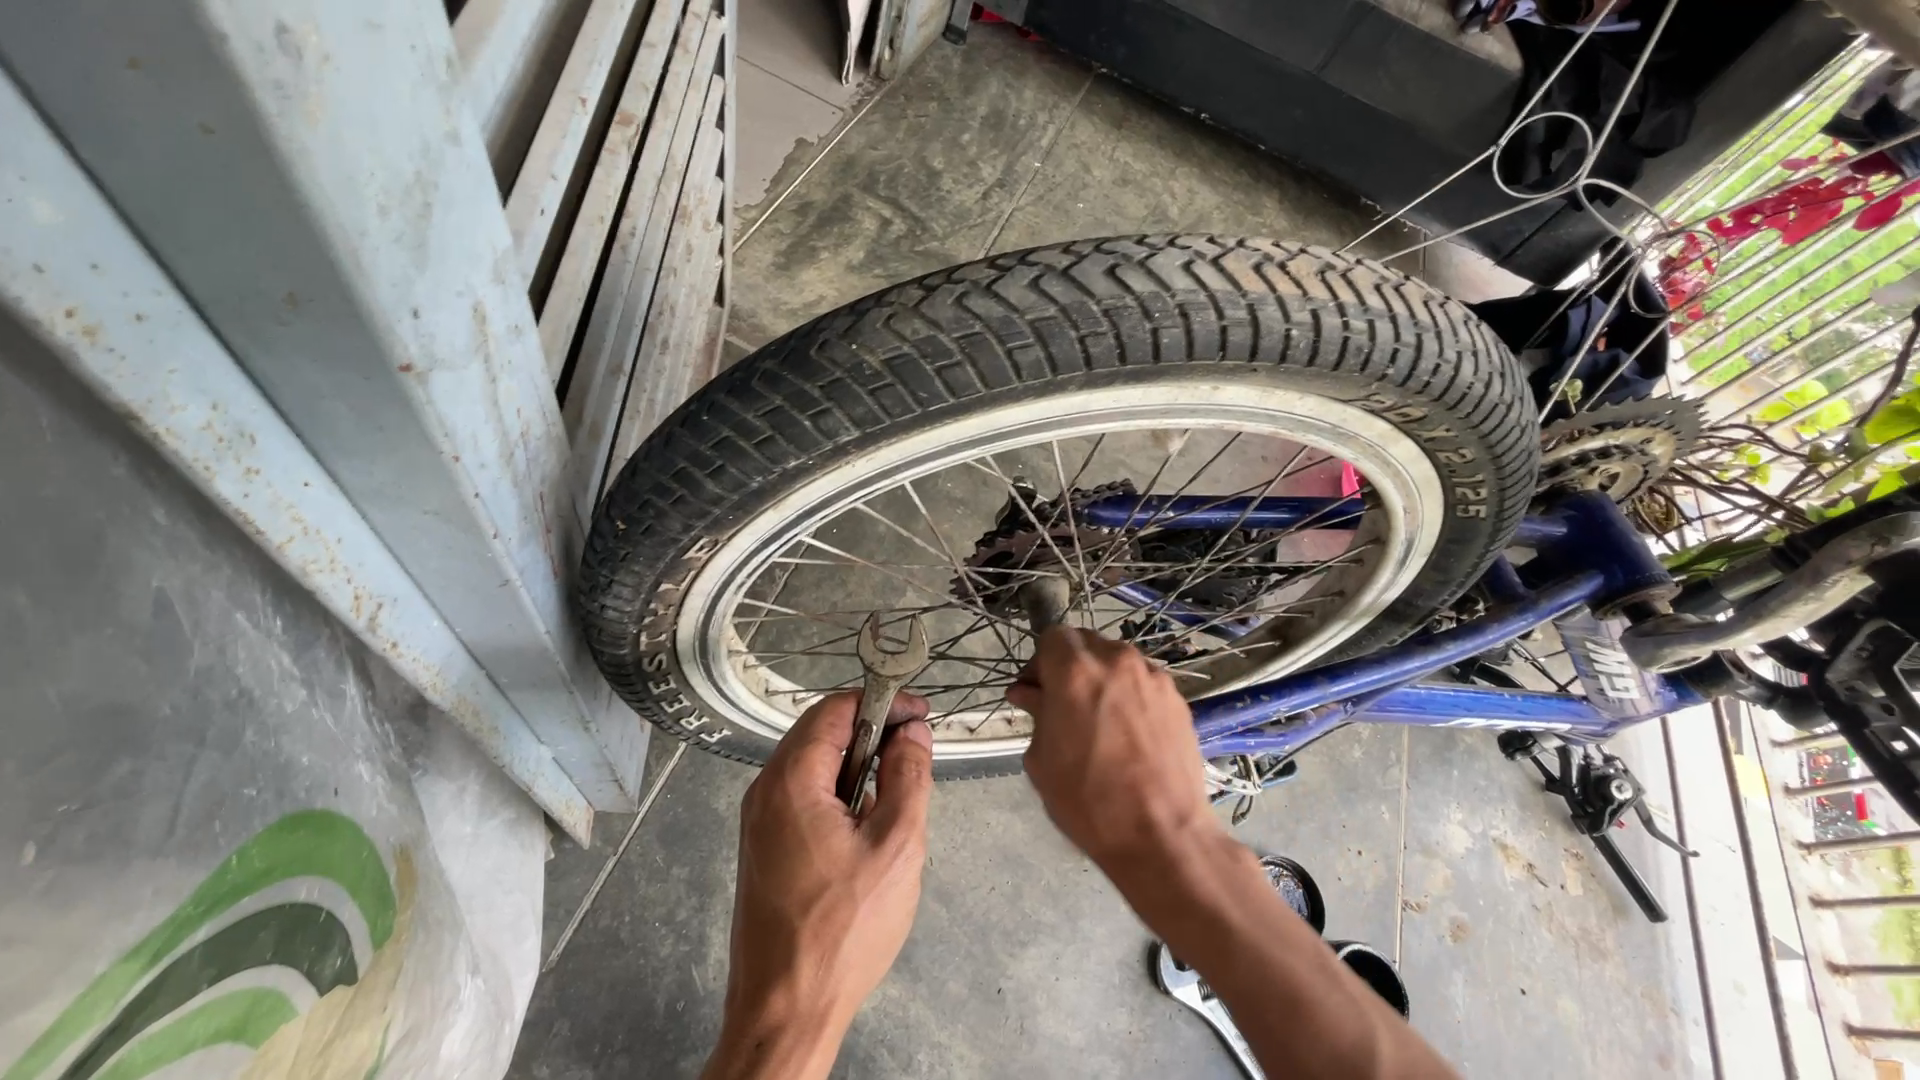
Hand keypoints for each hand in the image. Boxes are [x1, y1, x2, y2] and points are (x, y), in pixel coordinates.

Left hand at [704, 690, 932, 1079]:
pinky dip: (838, 793)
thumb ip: (908, 777)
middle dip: (871, 732)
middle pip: (819, 733)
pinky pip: (803, 798)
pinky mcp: (764, 849)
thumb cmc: (844, 928)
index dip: (882, 703)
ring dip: (856, 765)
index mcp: (790, 781)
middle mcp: (765, 792)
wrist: (785, 1009)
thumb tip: (913, 734)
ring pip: (812, 767)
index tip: (921, 716)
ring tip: (897, 790)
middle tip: (915, 751)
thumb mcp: (896, 845)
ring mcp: (759, 822)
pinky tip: (867, 825)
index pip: (834, 710)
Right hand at [1005, 628, 1220, 875]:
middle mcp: (1116, 661)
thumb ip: (1036, 714)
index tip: (1037, 693)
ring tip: (1098, 720)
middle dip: (1070, 665)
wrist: (1162, 834)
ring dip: (1102, 678)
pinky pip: (1144, 682)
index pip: (1052, 637)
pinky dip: (1130, 694)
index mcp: (1075, 670)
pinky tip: (1128, 733)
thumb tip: (1028, 693)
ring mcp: (1153, 677)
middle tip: (1063, 704)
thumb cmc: (1088, 800)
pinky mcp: (1177, 698)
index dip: (1040, 663)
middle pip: (1086, 643)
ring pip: (1118, 660)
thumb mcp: (1042, 759)